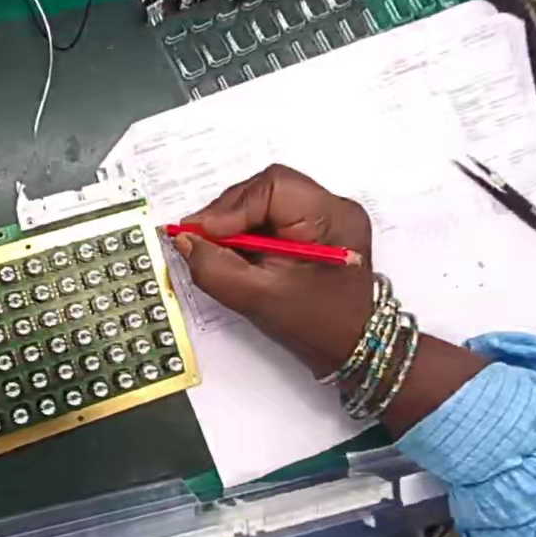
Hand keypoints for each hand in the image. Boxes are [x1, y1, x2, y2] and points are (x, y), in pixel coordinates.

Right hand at [174, 164, 377, 374]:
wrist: (352, 347)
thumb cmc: (317, 326)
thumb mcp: (258, 299)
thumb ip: (215, 268)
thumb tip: (183, 240)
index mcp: (332, 219)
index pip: (273, 189)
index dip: (230, 208)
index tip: (200, 233)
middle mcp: (331, 208)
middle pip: (265, 189)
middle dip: (226, 213)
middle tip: (196, 238)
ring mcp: (321, 216)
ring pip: (262, 200)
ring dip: (231, 221)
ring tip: (210, 246)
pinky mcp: (308, 228)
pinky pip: (266, 215)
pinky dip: (241, 230)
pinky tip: (230, 250)